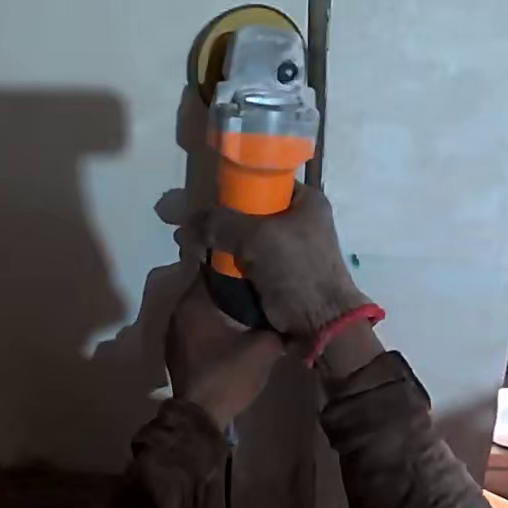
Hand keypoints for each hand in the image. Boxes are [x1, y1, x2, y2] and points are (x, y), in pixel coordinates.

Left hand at [166, 274, 285, 427]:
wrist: (200, 417)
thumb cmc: (228, 375)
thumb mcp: (264, 349)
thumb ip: (280, 329)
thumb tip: (294, 319)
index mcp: (194, 303)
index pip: (216, 269)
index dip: (239, 266)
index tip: (260, 267)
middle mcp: (179, 312)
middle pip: (210, 289)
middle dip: (235, 289)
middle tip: (262, 288)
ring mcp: (175, 333)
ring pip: (205, 310)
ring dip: (226, 309)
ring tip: (254, 309)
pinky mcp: (179, 351)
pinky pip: (200, 327)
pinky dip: (217, 325)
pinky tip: (237, 331)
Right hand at [197, 184, 373, 339]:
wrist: (322, 324)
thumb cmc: (297, 271)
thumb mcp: (256, 238)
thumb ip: (220, 223)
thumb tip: (185, 224)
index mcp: (306, 201)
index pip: (262, 182)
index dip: (232, 188)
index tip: (205, 200)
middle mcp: (300, 221)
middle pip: (250, 213)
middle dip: (220, 222)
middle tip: (194, 231)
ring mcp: (290, 251)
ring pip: (246, 240)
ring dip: (221, 246)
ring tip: (194, 250)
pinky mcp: (280, 276)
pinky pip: (248, 263)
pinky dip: (229, 265)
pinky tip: (207, 267)